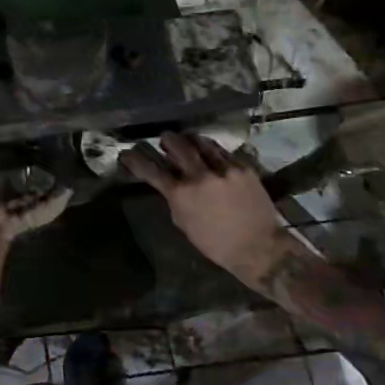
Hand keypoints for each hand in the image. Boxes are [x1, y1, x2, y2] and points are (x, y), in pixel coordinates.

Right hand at [121, 132, 288, 287]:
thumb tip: (172, 185)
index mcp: (180, 194)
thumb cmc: (215, 243)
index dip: (136, 160)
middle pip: (178, 147)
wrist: (257, 246)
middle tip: (165, 139)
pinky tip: (212, 153)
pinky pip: (223, 152)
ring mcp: (224, 169)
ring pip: (203, 143)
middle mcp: (200, 176)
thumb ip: (176, 200)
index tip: (127, 153)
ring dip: (192, 140)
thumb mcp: (184, 223)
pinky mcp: (243, 168)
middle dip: (168, 140)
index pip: (152, 171)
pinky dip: (213, 151)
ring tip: (188, 140)